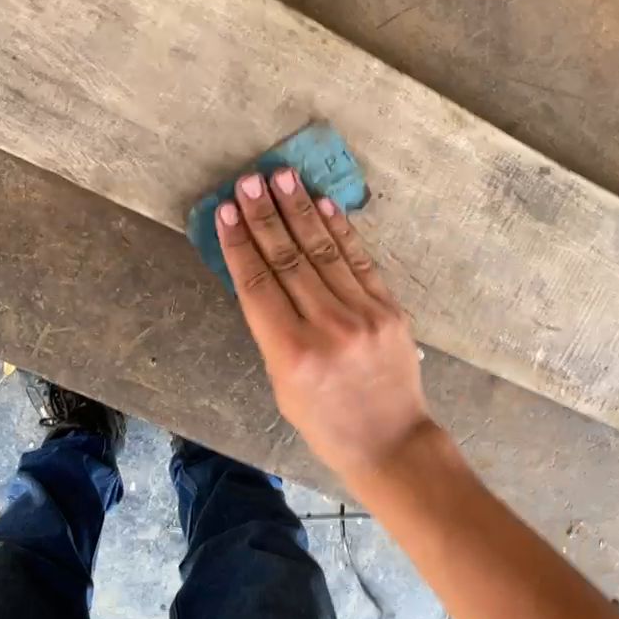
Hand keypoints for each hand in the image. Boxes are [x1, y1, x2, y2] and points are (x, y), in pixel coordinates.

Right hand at [217, 169, 435, 480]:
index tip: (226, 211)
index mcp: (291, 353)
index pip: (257, 284)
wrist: (392, 442)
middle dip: (264, 215)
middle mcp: (327, 327)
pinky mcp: (389, 307)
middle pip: (288, 259)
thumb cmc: (324, 421)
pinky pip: (359, 259)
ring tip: (282, 176)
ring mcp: (363, 314)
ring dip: (299, 209)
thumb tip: (261, 274)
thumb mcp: (281, 385)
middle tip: (248, 181)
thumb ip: (271, 331)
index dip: (239, 243)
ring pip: (323, 250)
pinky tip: (322, 203)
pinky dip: (339, 229)